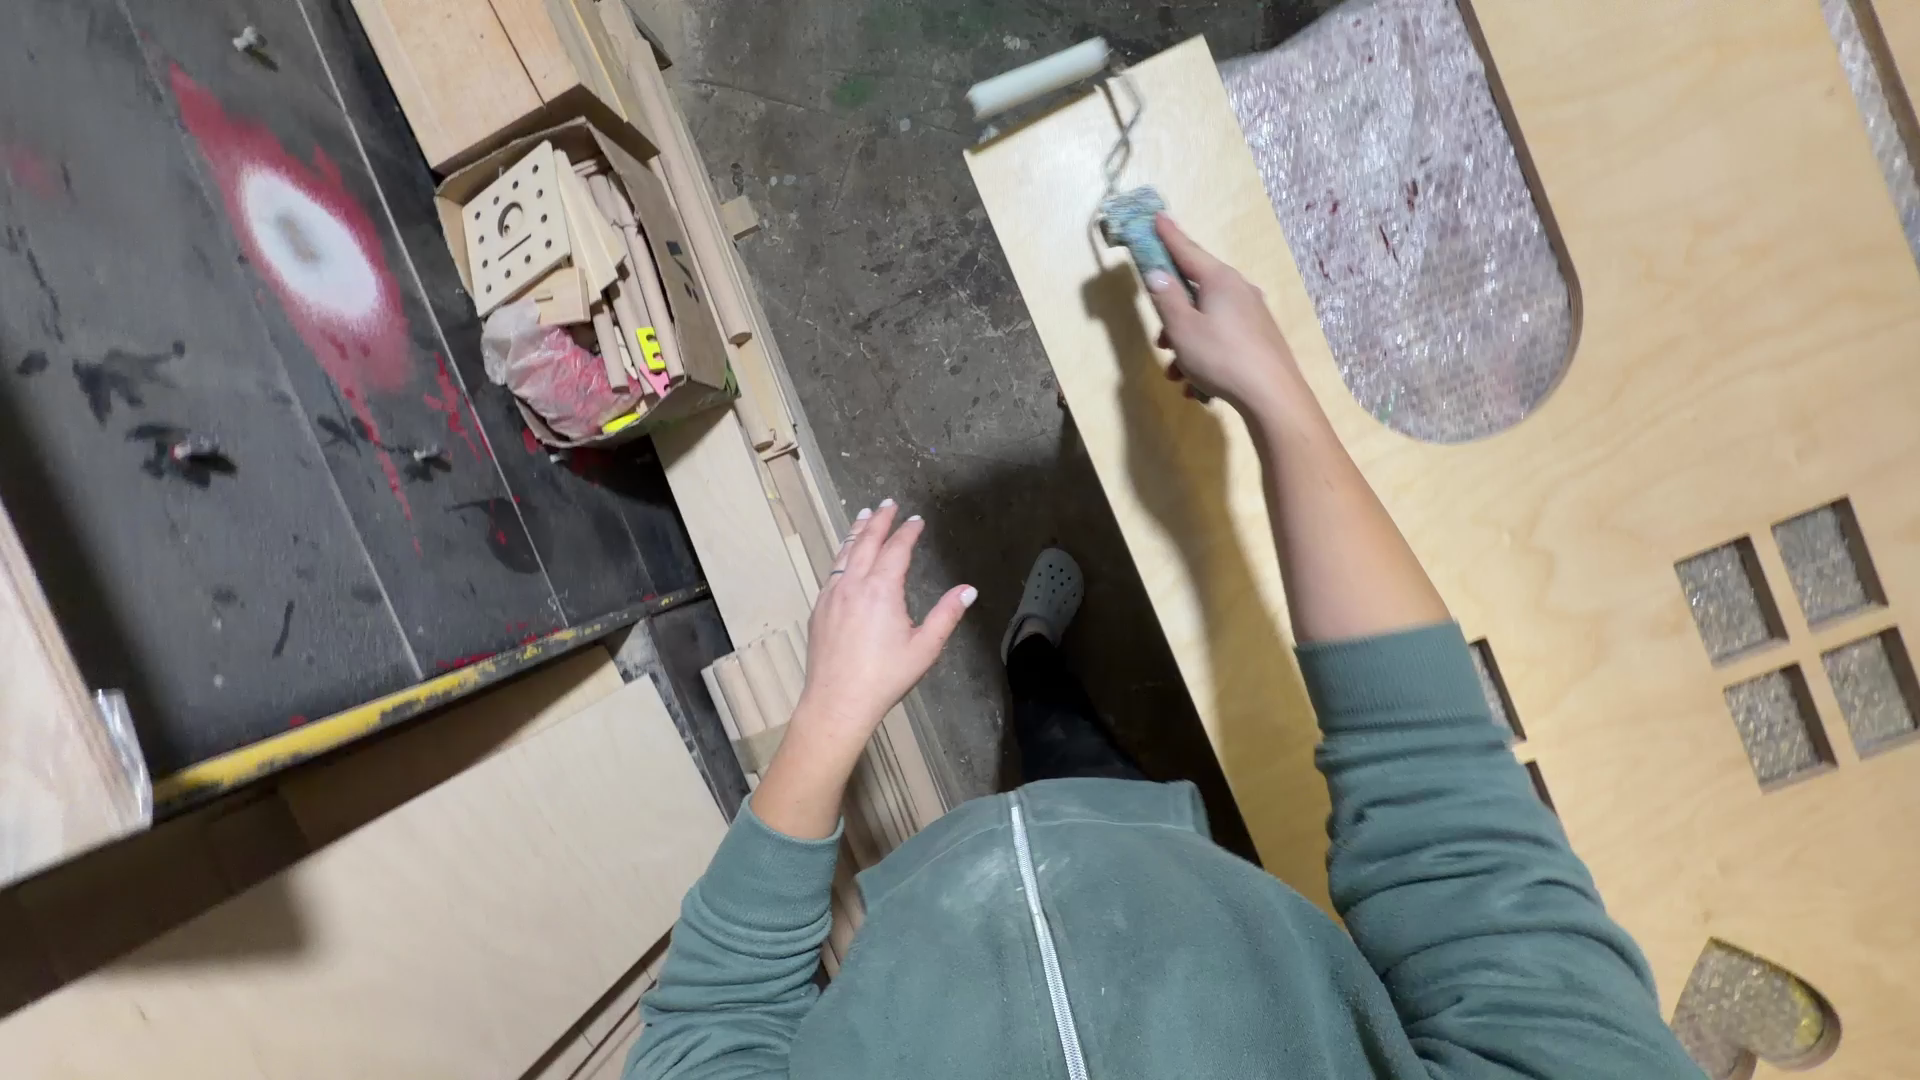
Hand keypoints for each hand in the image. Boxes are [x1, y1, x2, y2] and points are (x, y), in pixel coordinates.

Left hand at [793, 500, 974, 754]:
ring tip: (864, 515)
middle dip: (879, 520)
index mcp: (882, 590)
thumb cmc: (885, 677)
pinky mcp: (820, 608)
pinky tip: (845, 556)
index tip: (917, 520)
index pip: (896, 549)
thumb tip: (968, 590)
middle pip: (866, 542)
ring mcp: (832, 595)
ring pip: (845, 552)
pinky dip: (843, 554)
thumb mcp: (924, 648)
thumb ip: (946, 615)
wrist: (837, 701)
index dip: (908, 532)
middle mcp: (854, 584)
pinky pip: (833, 570)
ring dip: (856, 531)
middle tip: (888, 503)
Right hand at [1144, 214, 1305, 415]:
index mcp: (1220, 280)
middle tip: (1161, 343)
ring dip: (1185, 348)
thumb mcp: (1183, 328)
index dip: (1168, 236)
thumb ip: (1167, 299)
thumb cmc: (1221, 357)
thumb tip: (1157, 273)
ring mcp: (1251, 316)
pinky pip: (1221, 343)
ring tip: (1178, 376)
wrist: (1271, 395)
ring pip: (1205, 324)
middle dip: (1172, 320)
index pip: (1187, 251)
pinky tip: (1199, 388)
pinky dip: (1204, 360)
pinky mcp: (1258, 339)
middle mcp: (1239, 291)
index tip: (1157, 218)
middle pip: (1195, 294)